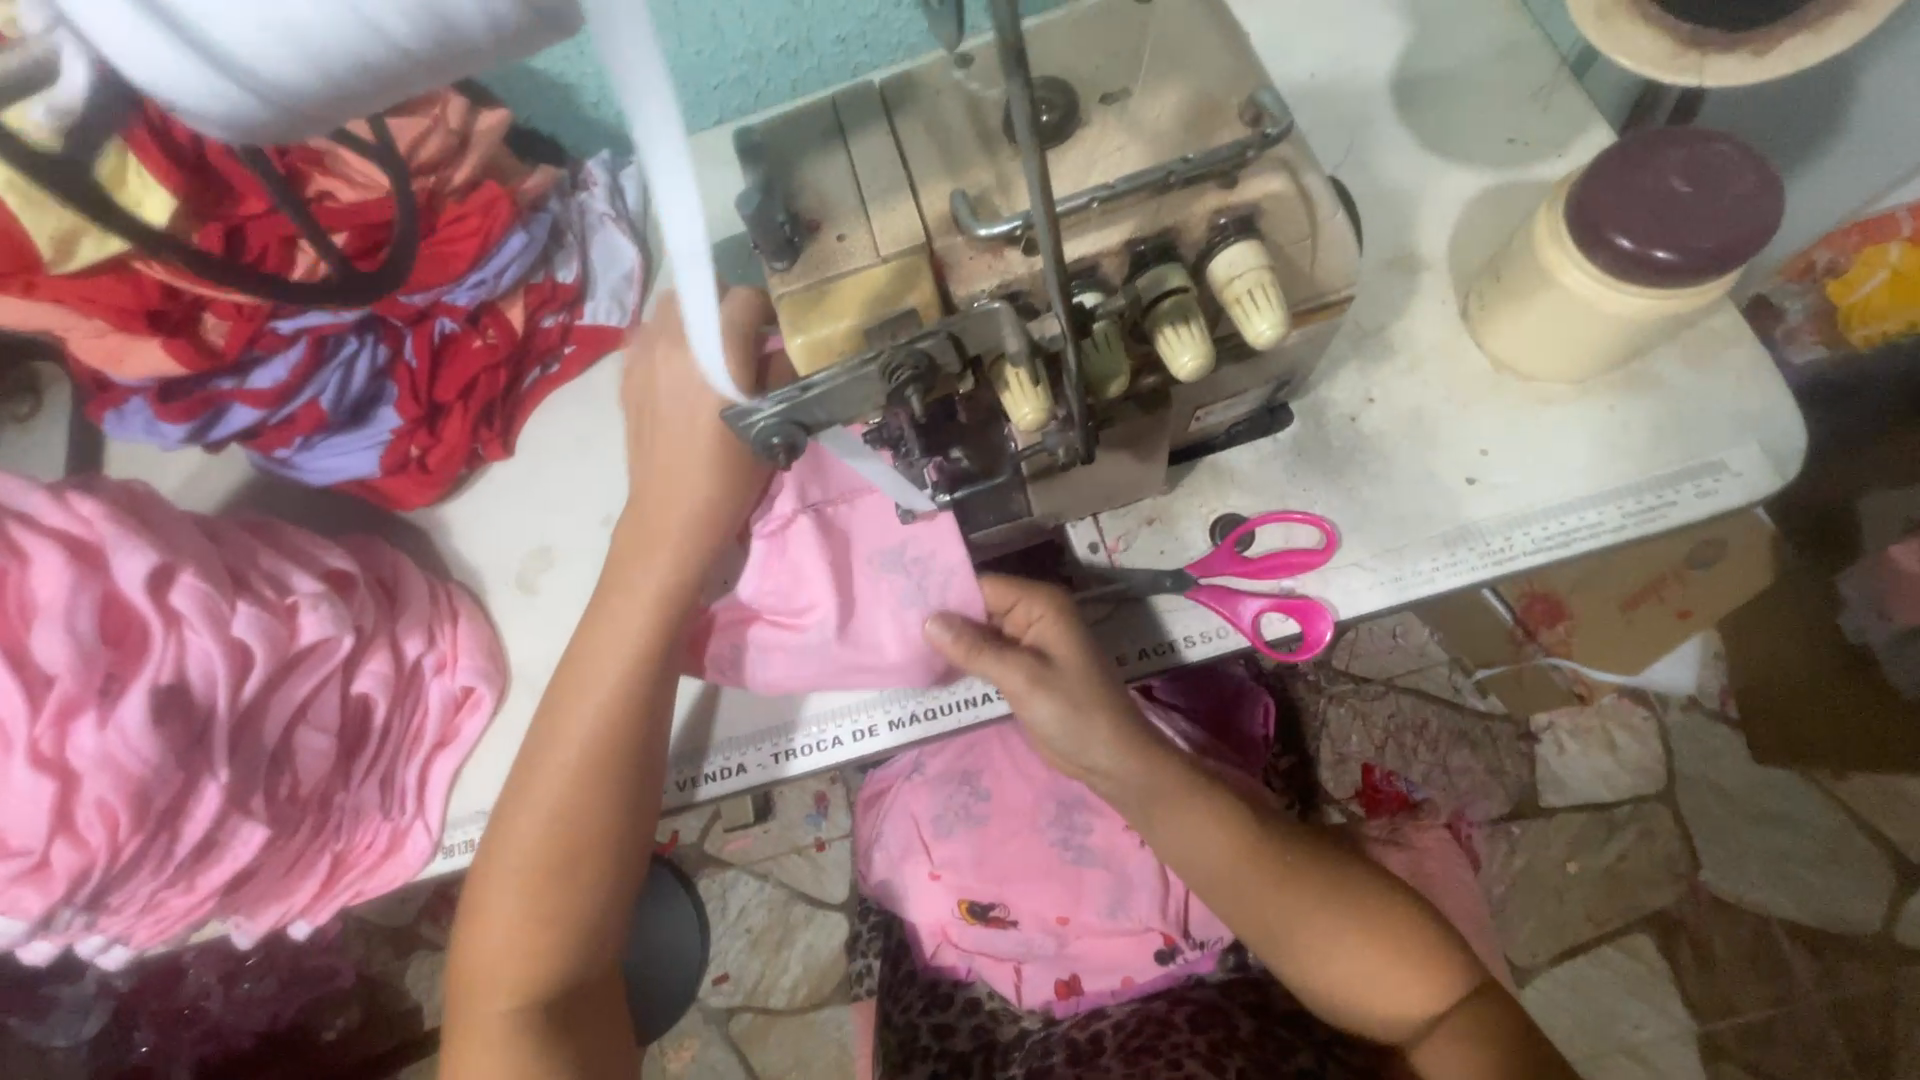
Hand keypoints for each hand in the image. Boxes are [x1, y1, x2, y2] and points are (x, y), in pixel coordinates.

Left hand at [618, 286, 780, 562]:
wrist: (673, 514)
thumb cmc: (731, 474)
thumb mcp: (771, 424)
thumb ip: (778, 375)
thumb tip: (782, 350)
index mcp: (714, 351)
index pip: (742, 298)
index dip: (765, 307)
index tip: (776, 327)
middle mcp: (672, 340)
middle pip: (699, 292)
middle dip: (725, 305)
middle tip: (744, 336)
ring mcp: (642, 355)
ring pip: (669, 308)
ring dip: (694, 318)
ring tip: (711, 351)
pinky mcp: (626, 374)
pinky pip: (648, 335)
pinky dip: (669, 339)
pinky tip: (683, 372)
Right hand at [923, 574, 1169, 790]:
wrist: (1112, 759)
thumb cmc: (1074, 712)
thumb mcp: (1021, 678)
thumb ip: (974, 649)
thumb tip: (928, 621)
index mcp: (1040, 604)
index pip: (982, 586)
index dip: (945, 594)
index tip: (901, 604)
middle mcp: (1033, 616)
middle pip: (978, 608)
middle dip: (943, 620)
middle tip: (892, 628)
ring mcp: (1028, 645)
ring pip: (979, 635)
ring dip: (949, 644)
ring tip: (902, 648)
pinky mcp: (1023, 671)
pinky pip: (986, 658)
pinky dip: (963, 664)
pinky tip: (929, 670)